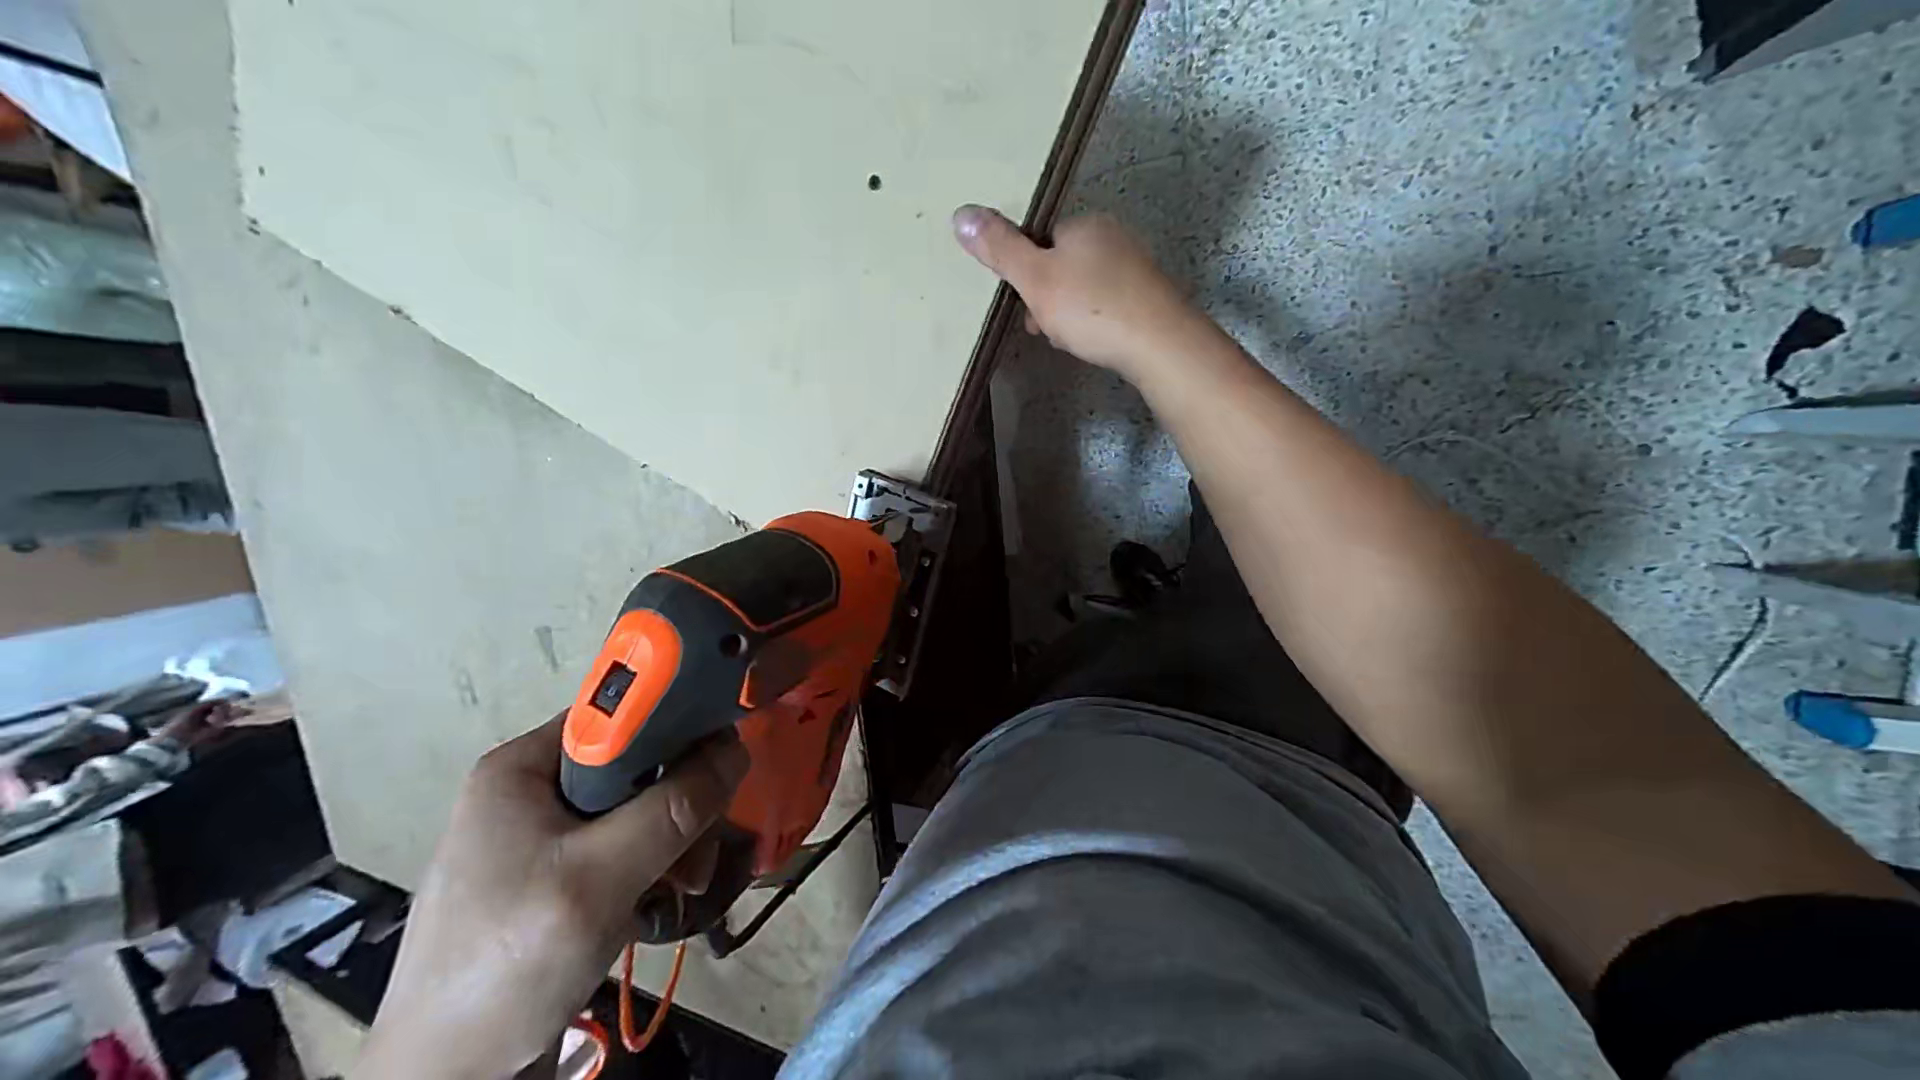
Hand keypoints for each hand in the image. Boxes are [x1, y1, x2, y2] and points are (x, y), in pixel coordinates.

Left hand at [355, 716, 747, 1079]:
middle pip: (636, 764)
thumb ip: (673, 808)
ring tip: (685, 887)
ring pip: (638, 808)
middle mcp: (533, 788)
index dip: (674, 727)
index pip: (617, 713)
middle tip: (697, 852)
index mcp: (523, 766)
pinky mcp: (557, 873)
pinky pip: (625, 846)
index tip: (719, 764)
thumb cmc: (510, 960)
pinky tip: (662, 900)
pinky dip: (654, 867)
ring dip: (674, 842)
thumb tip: (737, 747)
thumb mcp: (600, 876)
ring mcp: (543, 835)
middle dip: (679, 805)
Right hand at [952, 205, 1219, 382]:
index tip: (1022, 300)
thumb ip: (1000, 249)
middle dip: (1046, 296)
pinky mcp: (1148, 298)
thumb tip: (961, 213)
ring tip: (1066, 339)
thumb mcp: (1035, 279)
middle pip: (1062, 264)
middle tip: (1041, 326)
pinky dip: (1093, 322)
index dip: (1025, 270)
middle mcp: (1113, 237)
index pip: (1041, 238)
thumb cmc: (1091, 308)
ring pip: (1084, 288)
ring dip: (1067, 313)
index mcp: (1085, 224)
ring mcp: (1135, 268)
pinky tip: (1092, 342)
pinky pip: (1106, 305)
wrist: (1158, 343)